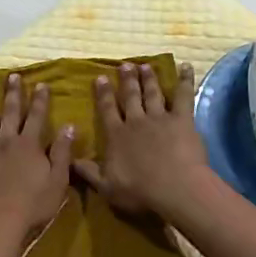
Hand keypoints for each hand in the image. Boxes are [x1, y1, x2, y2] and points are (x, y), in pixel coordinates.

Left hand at [0, 74, 74, 246]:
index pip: (38, 117)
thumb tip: (70, 126)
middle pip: (11, 112)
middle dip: (13, 93)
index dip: (41, 100)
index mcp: (30, 144)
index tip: (42, 84)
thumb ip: (63, 152)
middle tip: (12, 75)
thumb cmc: (34, 204)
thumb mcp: (58, 180)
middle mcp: (7, 141)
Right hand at [73, 62, 210, 219]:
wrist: (174, 187)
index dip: (103, 94)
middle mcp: (136, 121)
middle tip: (125, 65)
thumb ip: (89, 172)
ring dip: (149, 78)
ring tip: (145, 66)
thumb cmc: (139, 191)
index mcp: (117, 136)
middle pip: (130, 96)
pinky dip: (185, 80)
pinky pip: (184, 96)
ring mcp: (160, 118)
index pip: (107, 110)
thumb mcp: (106, 187)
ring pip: (153, 93)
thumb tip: (70, 160)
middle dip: (126, 80)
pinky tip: (186, 67)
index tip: (99, 77)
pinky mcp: (182, 119)